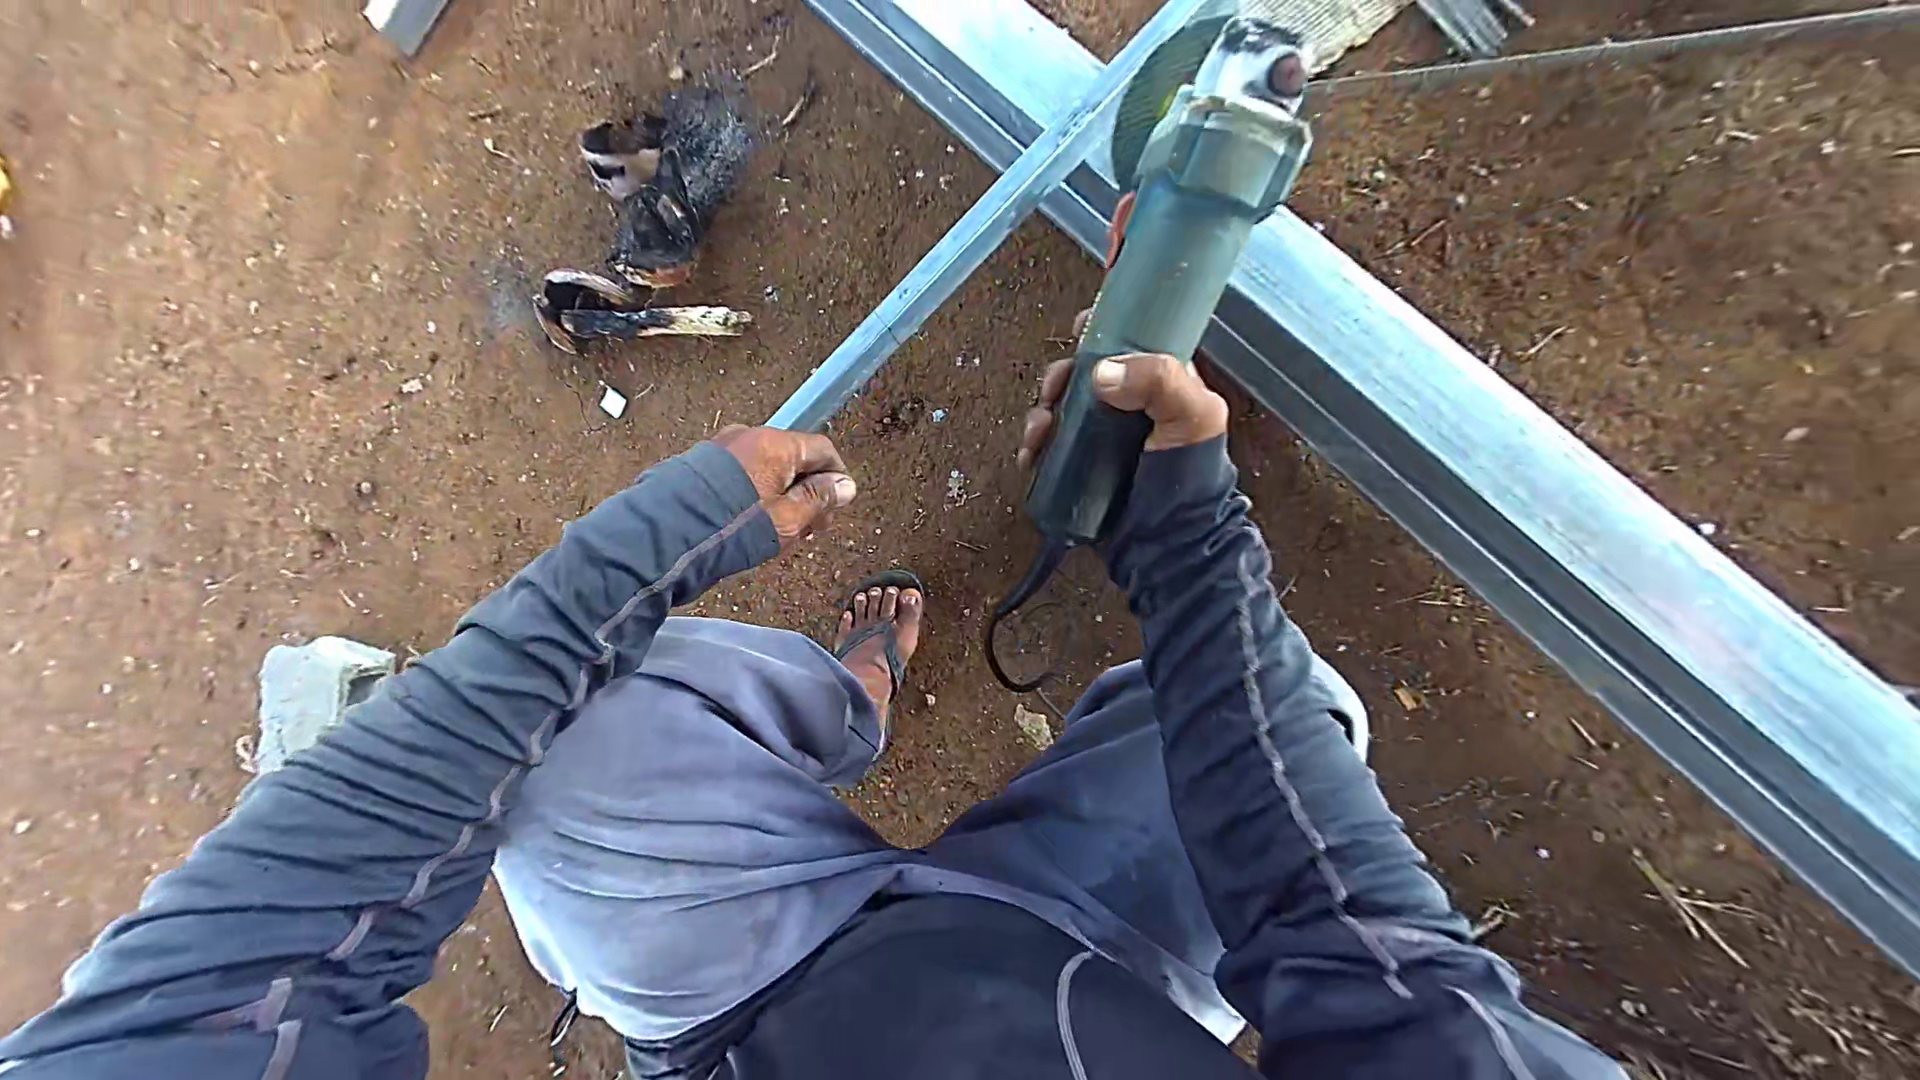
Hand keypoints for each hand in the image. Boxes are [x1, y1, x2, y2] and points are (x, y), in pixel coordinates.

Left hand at [709, 426, 856, 550]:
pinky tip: (750, 524)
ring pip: (767, 468)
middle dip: (808, 492)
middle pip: (794, 459)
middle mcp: (748, 437)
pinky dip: (755, 494)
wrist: (661, 539)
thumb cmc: (728, 530)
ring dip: (782, 496)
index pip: (822, 450)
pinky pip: (741, 474)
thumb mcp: (788, 520)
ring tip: (779, 531)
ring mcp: (721, 449)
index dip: (836, 478)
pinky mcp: (700, 465)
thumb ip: (820, 500)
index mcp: (774, 445)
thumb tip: (845, 486)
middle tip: (810, 527)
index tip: (836, 506)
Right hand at [1016, 334, 1228, 469]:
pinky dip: (1034, 445)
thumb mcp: (1191, 419)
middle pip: (1082, 375)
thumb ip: (1158, 381)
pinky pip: (1048, 445)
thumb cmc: (1189, 480)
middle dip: (1060, 378)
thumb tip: (1098, 373)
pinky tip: (1031, 456)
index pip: (1128, 344)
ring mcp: (1100, 437)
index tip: (1080, 328)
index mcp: (1160, 385)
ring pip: (1060, 408)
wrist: (1166, 544)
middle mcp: (1127, 406)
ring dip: (1040, 414)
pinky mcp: (1078, 465)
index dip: (1101, 332)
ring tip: (1038, 433)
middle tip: (1053, 392)